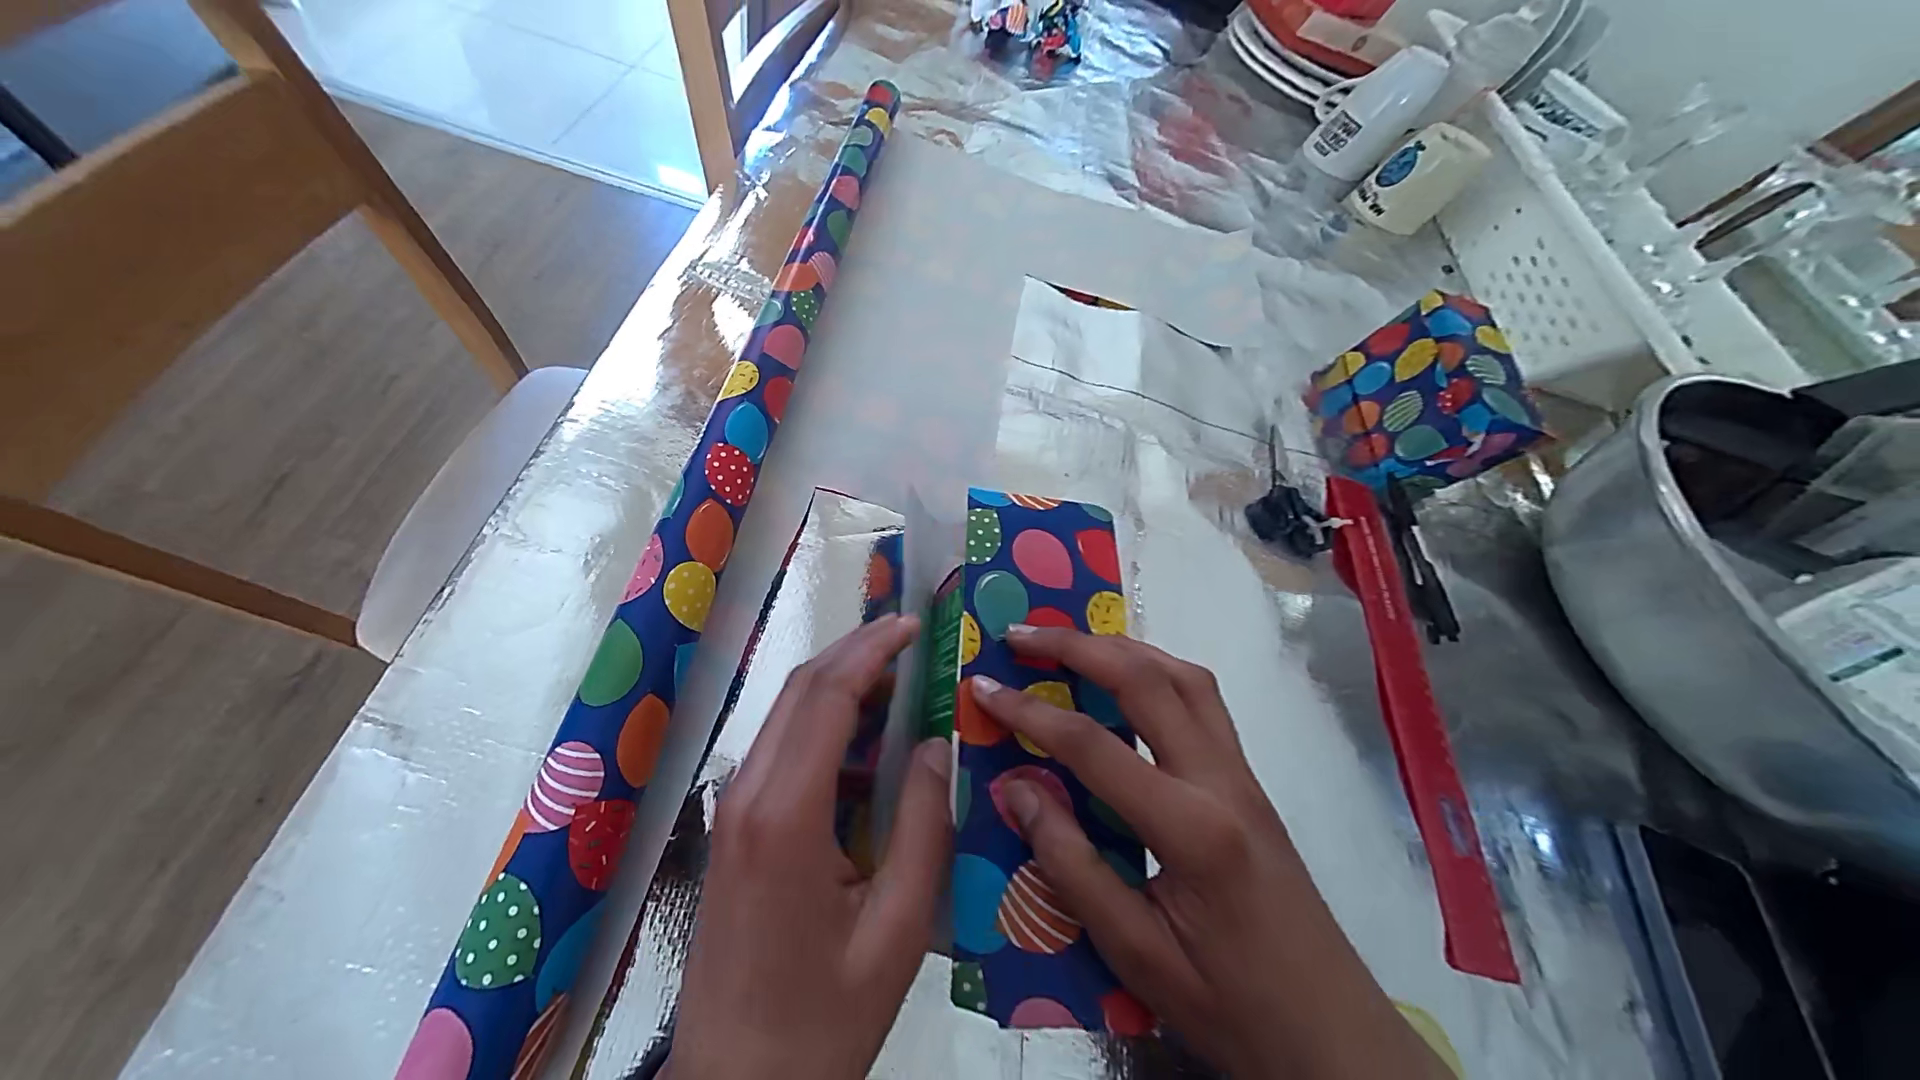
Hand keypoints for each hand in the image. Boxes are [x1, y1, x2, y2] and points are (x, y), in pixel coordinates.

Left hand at [669, 614, 951, 1079]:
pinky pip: (780, 747)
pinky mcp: (734, 826)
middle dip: (855, 652)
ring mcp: (733, 809)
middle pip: (799, 691)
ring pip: (785, 713)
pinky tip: (864, 734)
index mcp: (785, 815)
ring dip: (838, 682)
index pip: (826, 697)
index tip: (911, 625)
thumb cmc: (824, 1017)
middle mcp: (748, 795)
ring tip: (898, 676)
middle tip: (910, 638)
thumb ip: (924, 827)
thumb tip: (939, 746)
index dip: (871, 650)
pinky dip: (822, 721)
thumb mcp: (898, 928)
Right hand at [970, 624, 1450, 1079]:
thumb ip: (1071, 865)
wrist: (1336, 1036)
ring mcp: (1243, 775)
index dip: (1030, 712)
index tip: (984, 688)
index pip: (1094, 746)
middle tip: (1023, 635)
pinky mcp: (1250, 782)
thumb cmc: (1231, 1006)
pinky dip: (1157, 672)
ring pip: (1185, 678)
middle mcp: (1222, 780)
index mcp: (1191, 828)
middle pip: (1147, 681)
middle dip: (1078, 647)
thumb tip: (1018, 788)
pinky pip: (1203, 701)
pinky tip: (1129, 685)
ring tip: (1072, 644)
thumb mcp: (1136, 954)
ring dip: (1124, 648)